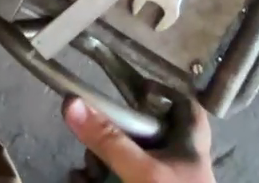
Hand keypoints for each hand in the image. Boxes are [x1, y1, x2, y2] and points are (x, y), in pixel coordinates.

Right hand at [64, 97, 214, 182]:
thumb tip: (70, 101)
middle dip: (109, 133)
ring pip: (123, 161)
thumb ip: (108, 140)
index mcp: (188, 150)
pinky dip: (95, 181)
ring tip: (83, 173)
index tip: (135, 84)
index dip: (165, 92)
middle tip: (89, 134)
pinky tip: (80, 181)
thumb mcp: (145, 175)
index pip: (186, 110)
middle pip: (141, 134)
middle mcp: (175, 165)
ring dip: (97, 162)